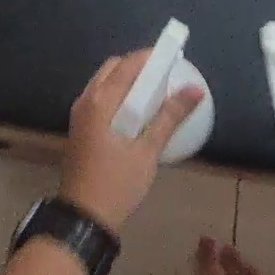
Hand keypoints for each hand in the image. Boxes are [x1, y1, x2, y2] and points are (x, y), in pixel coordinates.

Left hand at [60, 49, 205, 235]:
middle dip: (138, 65)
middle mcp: (85, 101)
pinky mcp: (80, 128)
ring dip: (127, 79)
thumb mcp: (148, 152)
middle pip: (112, 69)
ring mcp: (79, 114)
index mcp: (100, 102)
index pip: (127, 65)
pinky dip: (118, 94)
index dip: (150, 56)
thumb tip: (195, 90)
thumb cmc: (117, 184)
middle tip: (165, 73)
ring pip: (104, 82)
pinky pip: (99, 97)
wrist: (84, 219)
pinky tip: (136, 109)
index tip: (173, 56)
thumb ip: (170, 117)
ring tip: (155, 89)